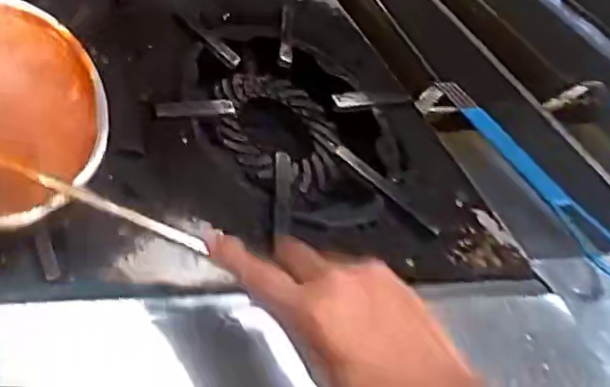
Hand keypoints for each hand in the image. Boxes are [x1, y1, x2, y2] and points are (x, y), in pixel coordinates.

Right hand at [208, 230, 481, 386]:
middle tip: (281, 288)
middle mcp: (337, 278)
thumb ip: (301, 336)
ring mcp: (369, 273)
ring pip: (324, 260)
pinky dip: (348, 284)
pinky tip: (361, 314)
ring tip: (330, 313)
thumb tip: (290, 318)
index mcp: (313, 309)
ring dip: (317, 276)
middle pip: (290, 252)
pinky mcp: (395, 276)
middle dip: (280, 264)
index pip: (260, 274)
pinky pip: (357, 270)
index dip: (232, 256)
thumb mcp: (324, 375)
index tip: (214, 237)